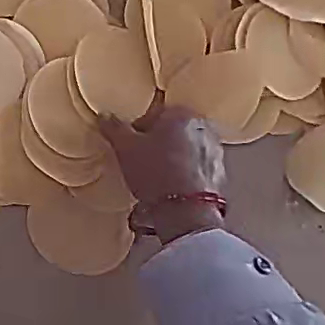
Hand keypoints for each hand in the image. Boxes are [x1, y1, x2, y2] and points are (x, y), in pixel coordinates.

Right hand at [99, 105, 227, 243]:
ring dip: (172, 158)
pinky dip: (184, 173)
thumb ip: (114, 128)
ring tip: (156, 177)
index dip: (138, 130)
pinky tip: (171, 187)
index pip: (154, 113)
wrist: (185, 211)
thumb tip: (105, 116)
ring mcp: (214, 150)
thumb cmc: (154, 172)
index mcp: (181, 114)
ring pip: (185, 149)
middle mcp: (203, 126)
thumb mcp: (125, 148)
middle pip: (172, 130)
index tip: (130, 145)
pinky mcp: (219, 173)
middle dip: (157, 143)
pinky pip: (195, 167)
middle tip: (141, 161)